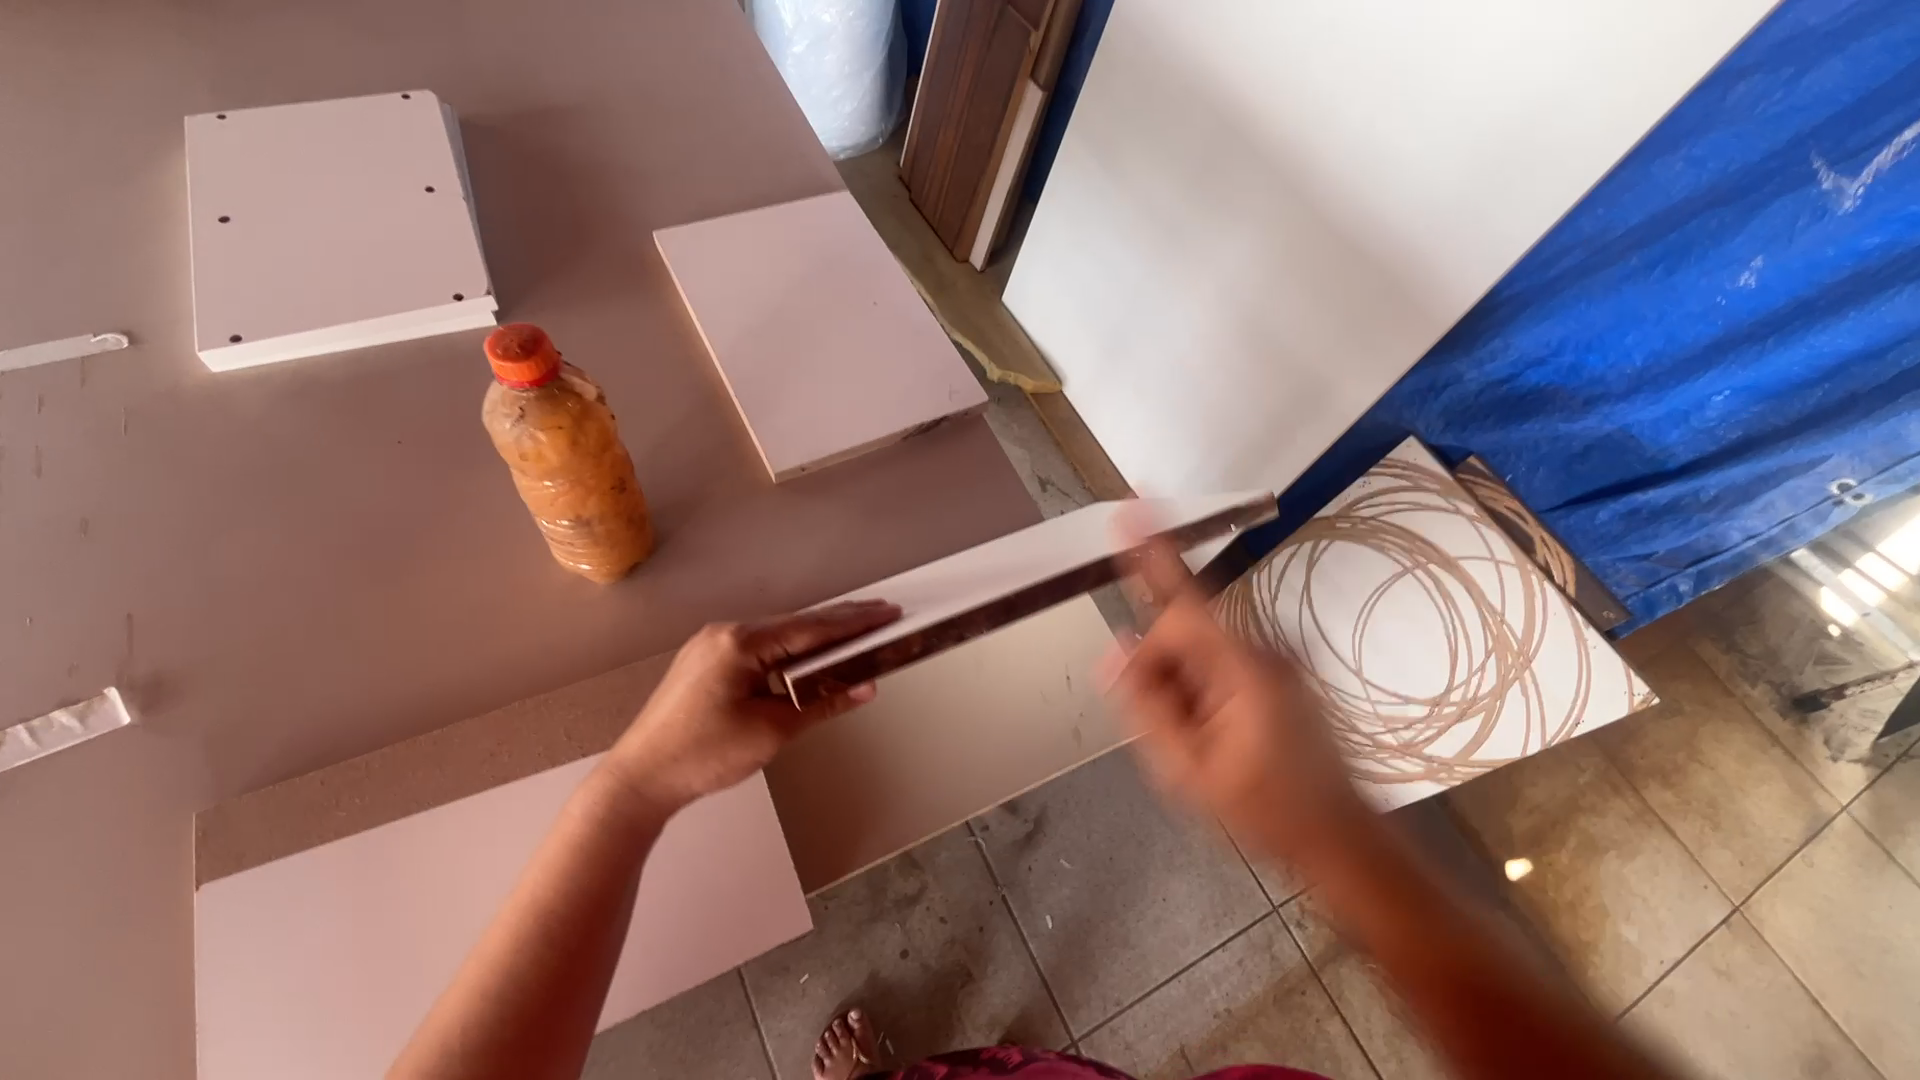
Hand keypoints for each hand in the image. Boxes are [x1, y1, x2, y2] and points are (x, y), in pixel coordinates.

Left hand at [603, 600, 901, 815]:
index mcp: (740, 642)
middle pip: (794, 624)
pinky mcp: (705, 662)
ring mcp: (711, 645)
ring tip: (856, 633)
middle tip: (882, 615)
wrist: (640, 779)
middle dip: (840, 622)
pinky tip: (810, 654)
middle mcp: (724, 633)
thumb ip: (822, 702)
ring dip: (815, 636)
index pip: (811, 628)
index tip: (888, 613)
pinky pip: (759, 647)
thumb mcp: (772, 730)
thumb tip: (866, 687)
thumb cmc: (704, 754)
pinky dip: (789, 650)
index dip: (854, 623)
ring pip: (776, 635)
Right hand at [1101, 517, 1374, 869]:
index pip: (1183, 602)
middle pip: (1183, 633)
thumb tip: (1116, 655)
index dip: (1151, 556)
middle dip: (1159, 670)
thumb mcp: (1186, 769)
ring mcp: (1278, 662)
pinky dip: (1204, 692)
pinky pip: (1222, 666)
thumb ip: (1146, 707)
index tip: (1129, 512)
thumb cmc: (1263, 811)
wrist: (1340, 840)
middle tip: (1163, 729)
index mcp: (1242, 670)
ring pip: (1200, 652)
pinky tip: (1217, 736)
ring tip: (1198, 742)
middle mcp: (1263, 652)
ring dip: (1182, 687)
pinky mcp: (1283, 674)